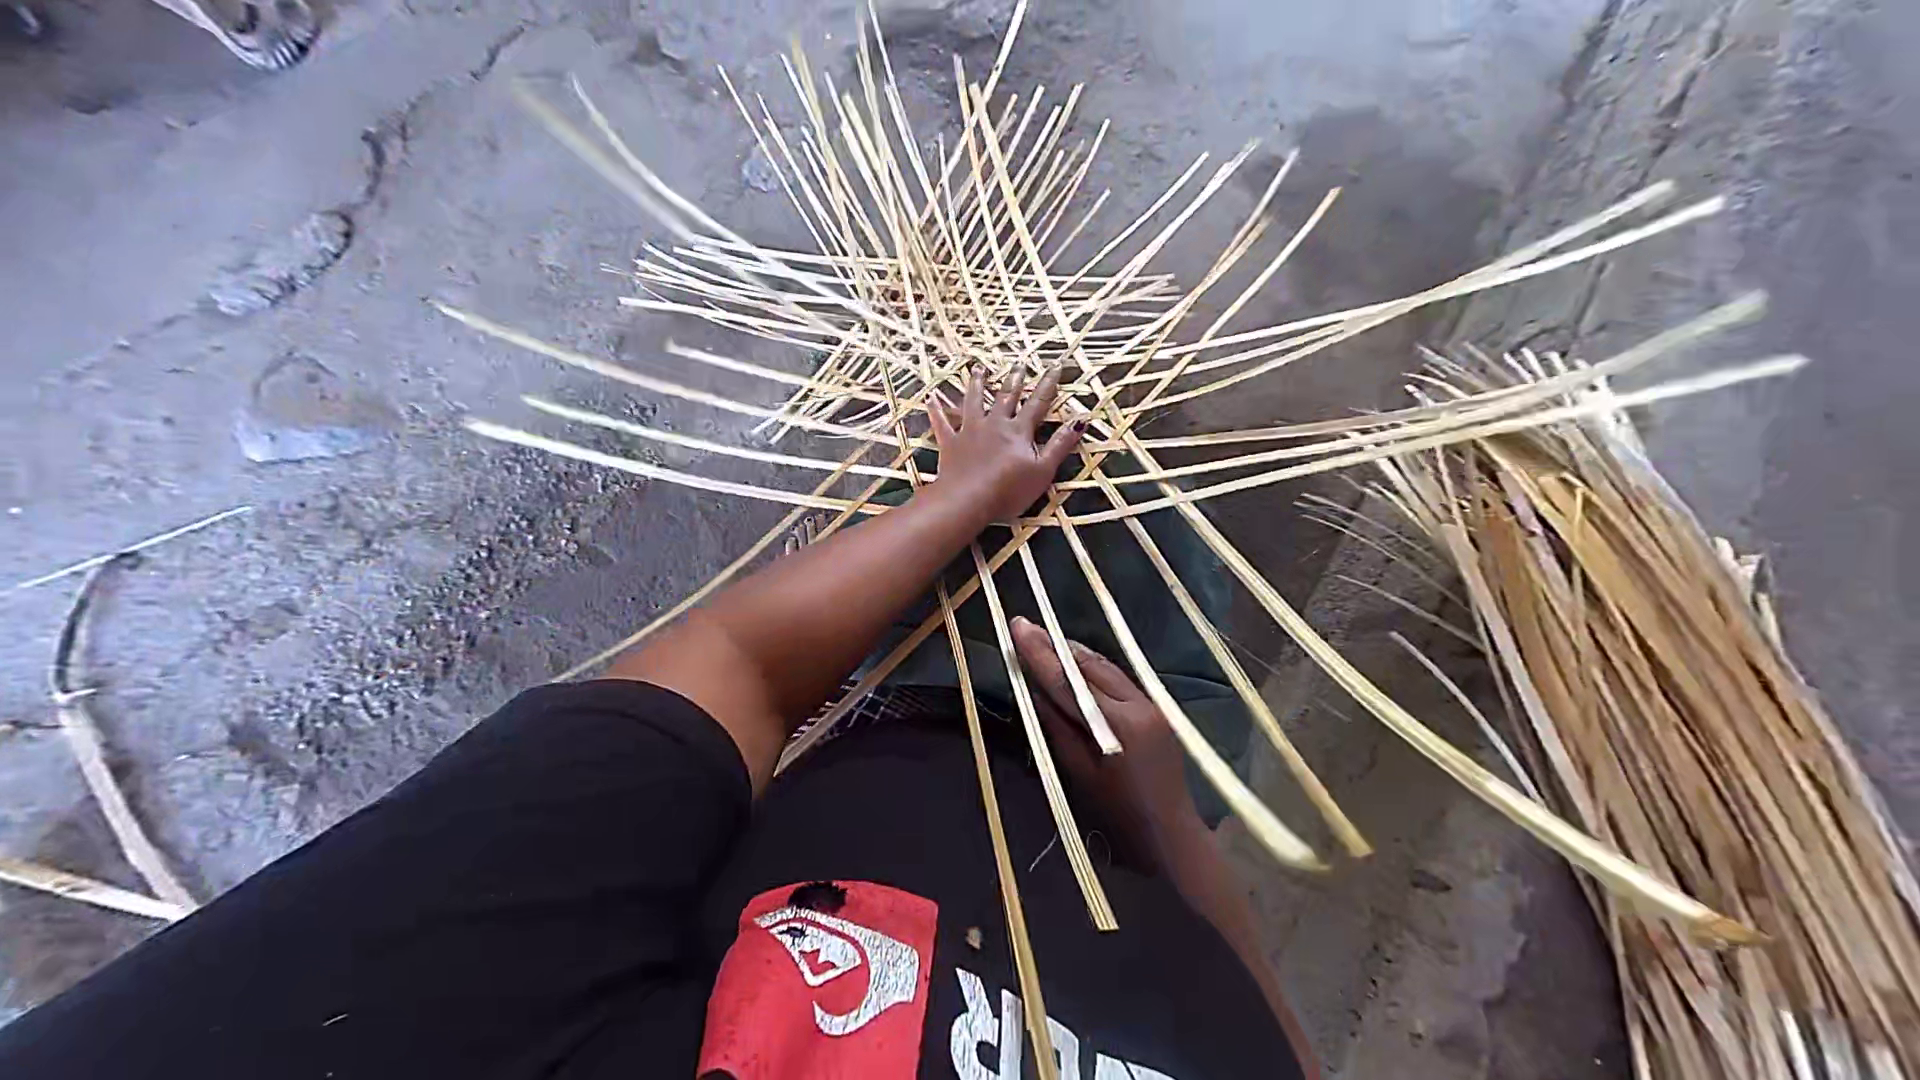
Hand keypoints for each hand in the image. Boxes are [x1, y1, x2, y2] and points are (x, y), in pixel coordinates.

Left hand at [925, 365, 1084, 523]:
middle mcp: (995, 424)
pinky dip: (937, 410)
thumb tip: (1080, 420)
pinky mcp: (950, 444)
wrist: (968, 500)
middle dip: (1014, 381)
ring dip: (977, 385)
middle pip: (1006, 397)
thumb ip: (1060, 444)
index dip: (1048, 385)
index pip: (1038, 403)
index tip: (1056, 367)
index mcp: (1019, 431)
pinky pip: (942, 423)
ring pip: (974, 402)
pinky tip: (932, 398)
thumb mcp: (1043, 470)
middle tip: (1019, 365)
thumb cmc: (1009, 490)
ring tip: (979, 370)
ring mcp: (970, 432)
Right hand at [1010, 616, 1203, 874]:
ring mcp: (1151, 703)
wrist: (1171, 832)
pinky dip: (1091, 667)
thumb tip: (1035, 690)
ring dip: (1073, 652)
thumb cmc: (1119, 813)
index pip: (1069, 681)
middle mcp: (1139, 704)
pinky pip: (1117, 677)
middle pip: (1089, 665)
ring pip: (1105, 666)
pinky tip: (1072, 660)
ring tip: (1043, 637)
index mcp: (1119, 726)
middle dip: (1055, 645)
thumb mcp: (1079, 773)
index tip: (1018, 627)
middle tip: (1025, 626)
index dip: (1039, 654)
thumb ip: (1057, 727)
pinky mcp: (1156, 705)